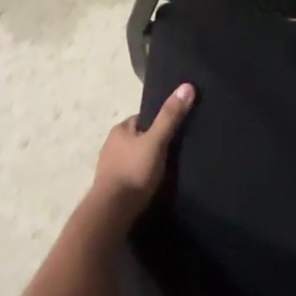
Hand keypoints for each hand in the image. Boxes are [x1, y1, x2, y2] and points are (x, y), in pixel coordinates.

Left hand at [90, 83, 195, 216]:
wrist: (113, 208)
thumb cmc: (134, 171)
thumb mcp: (156, 141)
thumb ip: (170, 117)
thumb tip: (187, 86)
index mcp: (120, 129)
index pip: (143, 118)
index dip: (159, 122)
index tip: (176, 130)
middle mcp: (110, 144)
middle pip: (138, 137)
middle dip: (152, 143)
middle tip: (174, 152)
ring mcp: (109, 165)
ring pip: (133, 156)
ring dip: (145, 161)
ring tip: (166, 169)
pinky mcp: (112, 184)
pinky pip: (130, 173)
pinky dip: (139, 175)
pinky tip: (150, 183)